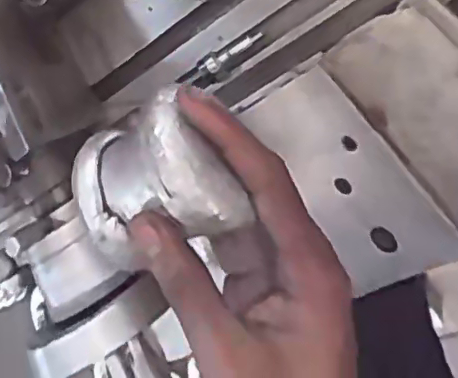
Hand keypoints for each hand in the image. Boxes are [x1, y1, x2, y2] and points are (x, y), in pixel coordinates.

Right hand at [130, 89, 355, 377]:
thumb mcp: (227, 353)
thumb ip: (185, 284)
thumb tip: (146, 224)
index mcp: (311, 268)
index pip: (267, 179)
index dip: (228, 134)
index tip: (194, 105)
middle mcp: (306, 260)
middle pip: (262, 180)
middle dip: (221, 140)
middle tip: (182, 109)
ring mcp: (289, 272)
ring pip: (248, 201)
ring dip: (212, 169)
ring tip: (178, 137)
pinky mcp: (270, 286)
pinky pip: (237, 231)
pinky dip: (207, 209)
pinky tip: (181, 194)